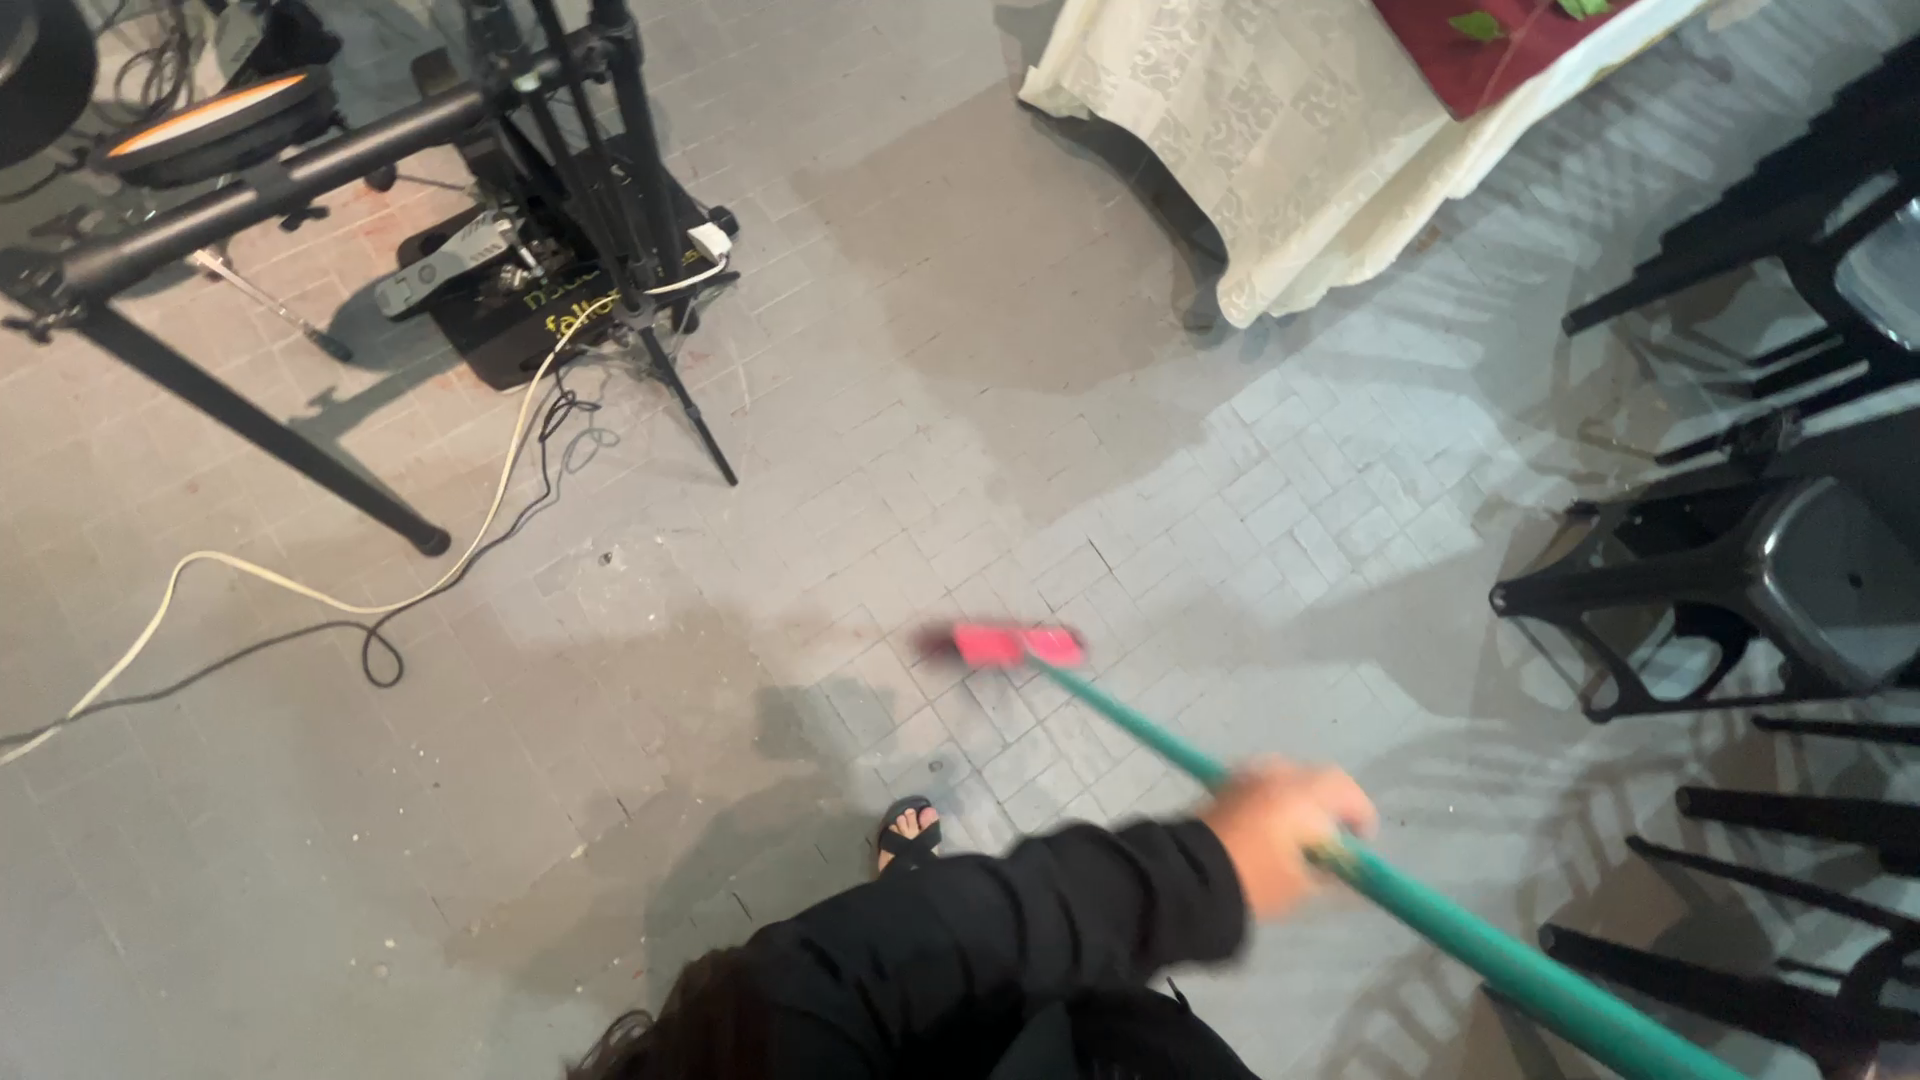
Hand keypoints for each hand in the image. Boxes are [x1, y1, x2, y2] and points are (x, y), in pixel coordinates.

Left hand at [1199, 758, 1377, 920]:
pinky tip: (1268, 825)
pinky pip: (1257, 782)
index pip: (1341, 786)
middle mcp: (1272, 775)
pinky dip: (1270, 797)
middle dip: (1326, 802)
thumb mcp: (1304, 886)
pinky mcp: (1222, 786)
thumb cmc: (1256, 880)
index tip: (1360, 839)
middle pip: (1310, 776)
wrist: (1193, 872)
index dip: (1358, 810)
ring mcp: (1243, 776)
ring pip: (1281, 775)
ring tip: (1297, 832)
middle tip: (1330, 835)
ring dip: (1297, 797)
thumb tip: (1346, 865)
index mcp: (1299, 794)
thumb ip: (1333, 872)